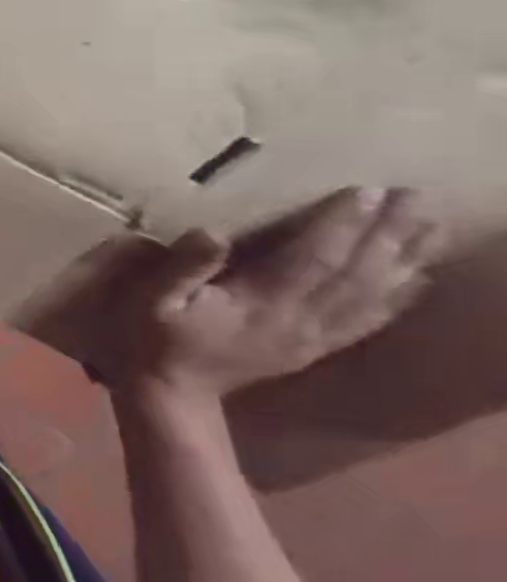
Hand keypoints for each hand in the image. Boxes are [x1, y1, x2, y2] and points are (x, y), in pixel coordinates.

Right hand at [104, 187, 449, 400]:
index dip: (340, 225)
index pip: (312, 258)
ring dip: (403, 258)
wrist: (172, 389)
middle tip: (420, 199)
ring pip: (371, 294)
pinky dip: (397, 297)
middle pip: (355, 273)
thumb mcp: (150, 299)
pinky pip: (367, 319)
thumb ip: (182, 267)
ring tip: (431, 227)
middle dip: (387, 234)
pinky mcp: (315, 346)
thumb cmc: (152, 335)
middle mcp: (300, 319)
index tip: (366, 192)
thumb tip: (212, 231)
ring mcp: (313, 335)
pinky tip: (415, 279)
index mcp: (262, 303)